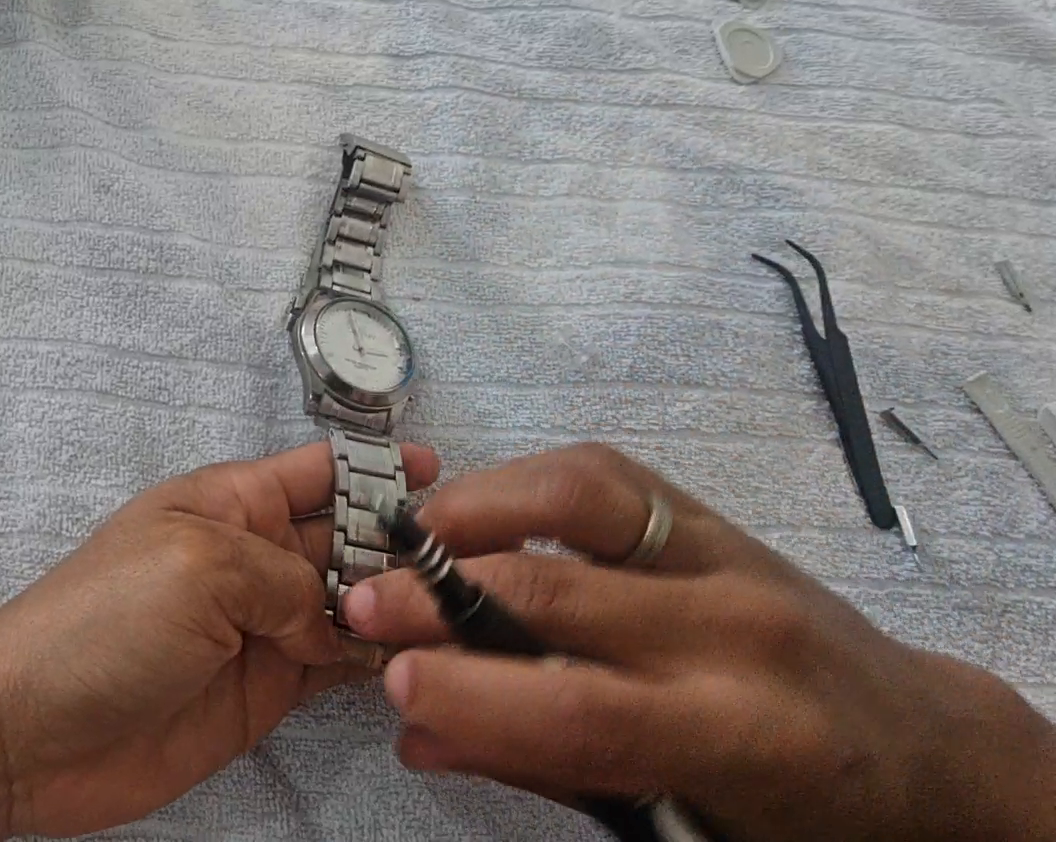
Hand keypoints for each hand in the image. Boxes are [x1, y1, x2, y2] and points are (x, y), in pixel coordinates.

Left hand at [0, 441, 439, 836]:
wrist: (31, 730)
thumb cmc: (101, 621)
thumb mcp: (200, 569)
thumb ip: (287, 581)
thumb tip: (341, 619)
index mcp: (228, 501)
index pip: (317, 470)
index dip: (377, 467)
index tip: (447, 473)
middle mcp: (252, 555)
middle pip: (347, 538)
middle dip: (407, 544)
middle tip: (485, 563)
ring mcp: (260, 624)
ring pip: (352, 606)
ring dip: (402, 609)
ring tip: (474, 615)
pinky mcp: (265, 689)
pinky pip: (337, 667)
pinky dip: (378, 665)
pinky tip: (422, 666)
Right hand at [339, 443, 1055, 841]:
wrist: (917, 742)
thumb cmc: (791, 801)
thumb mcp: (679, 816)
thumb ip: (538, 765)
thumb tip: (416, 735)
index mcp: (748, 735)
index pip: (583, 708)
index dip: (473, 693)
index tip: (394, 680)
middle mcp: (740, 631)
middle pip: (556, 595)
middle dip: (438, 596)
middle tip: (362, 601)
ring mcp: (725, 553)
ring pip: (578, 495)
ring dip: (472, 511)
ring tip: (405, 535)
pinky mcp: (702, 511)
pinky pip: (593, 473)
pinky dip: (516, 481)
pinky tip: (467, 509)